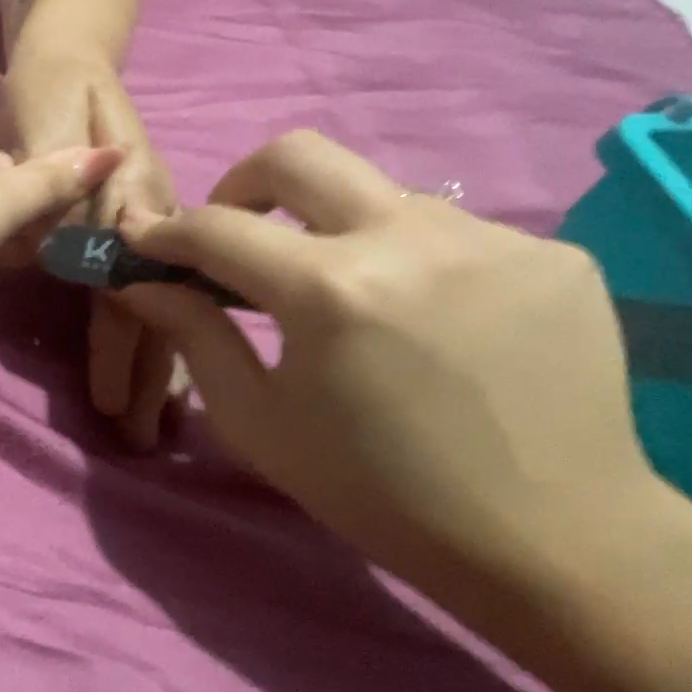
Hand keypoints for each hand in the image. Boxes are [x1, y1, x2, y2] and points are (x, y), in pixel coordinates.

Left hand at [0, 48, 180, 449]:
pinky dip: (134, 336)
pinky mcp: (120, 235)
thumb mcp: (42, 120)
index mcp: (130, 192)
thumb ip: (52, 174)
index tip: (112, 401)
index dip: (119, 345)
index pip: (127, 286)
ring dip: (150, 365)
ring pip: (151, 303)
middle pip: (155, 304)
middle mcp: (146, 217)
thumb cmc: (49, 88)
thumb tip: (63, 244)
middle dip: (150, 373)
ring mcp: (137, 228)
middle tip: (144, 436)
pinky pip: (130, 293)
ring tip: (147, 423)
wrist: (67, 63)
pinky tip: (140, 379)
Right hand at [115, 131, 652, 583]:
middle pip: (299, 157)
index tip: (141, 239)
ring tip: (334, 301)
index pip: (219, 228)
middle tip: (229, 238)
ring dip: (330, 232)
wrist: (542, 535)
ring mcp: (493, 238)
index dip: (165, 231)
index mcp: (328, 292)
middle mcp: (411, 239)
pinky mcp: (550, 254)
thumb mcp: (255, 419)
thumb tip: (142, 283)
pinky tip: (413, 321)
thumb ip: (194, 335)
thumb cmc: (369, 488)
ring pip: (378, 196)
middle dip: (240, 186)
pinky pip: (448, 232)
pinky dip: (402, 260)